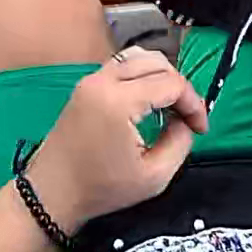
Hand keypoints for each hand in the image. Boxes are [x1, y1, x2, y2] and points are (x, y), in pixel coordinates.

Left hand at [22, 46, 208, 231]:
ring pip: (140, 57)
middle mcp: (104, 81)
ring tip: (170, 105)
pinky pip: (122, 64)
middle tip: (187, 118)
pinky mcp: (86, 84)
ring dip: (162, 76)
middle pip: (158, 63)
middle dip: (180, 88)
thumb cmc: (102, 189)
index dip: (194, 104)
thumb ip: (180, 142)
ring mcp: (92, 79)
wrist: (51, 194)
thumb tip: (186, 122)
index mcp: (119, 102)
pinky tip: (149, 99)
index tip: (201, 129)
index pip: (172, 84)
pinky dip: (143, 74)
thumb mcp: (154, 176)